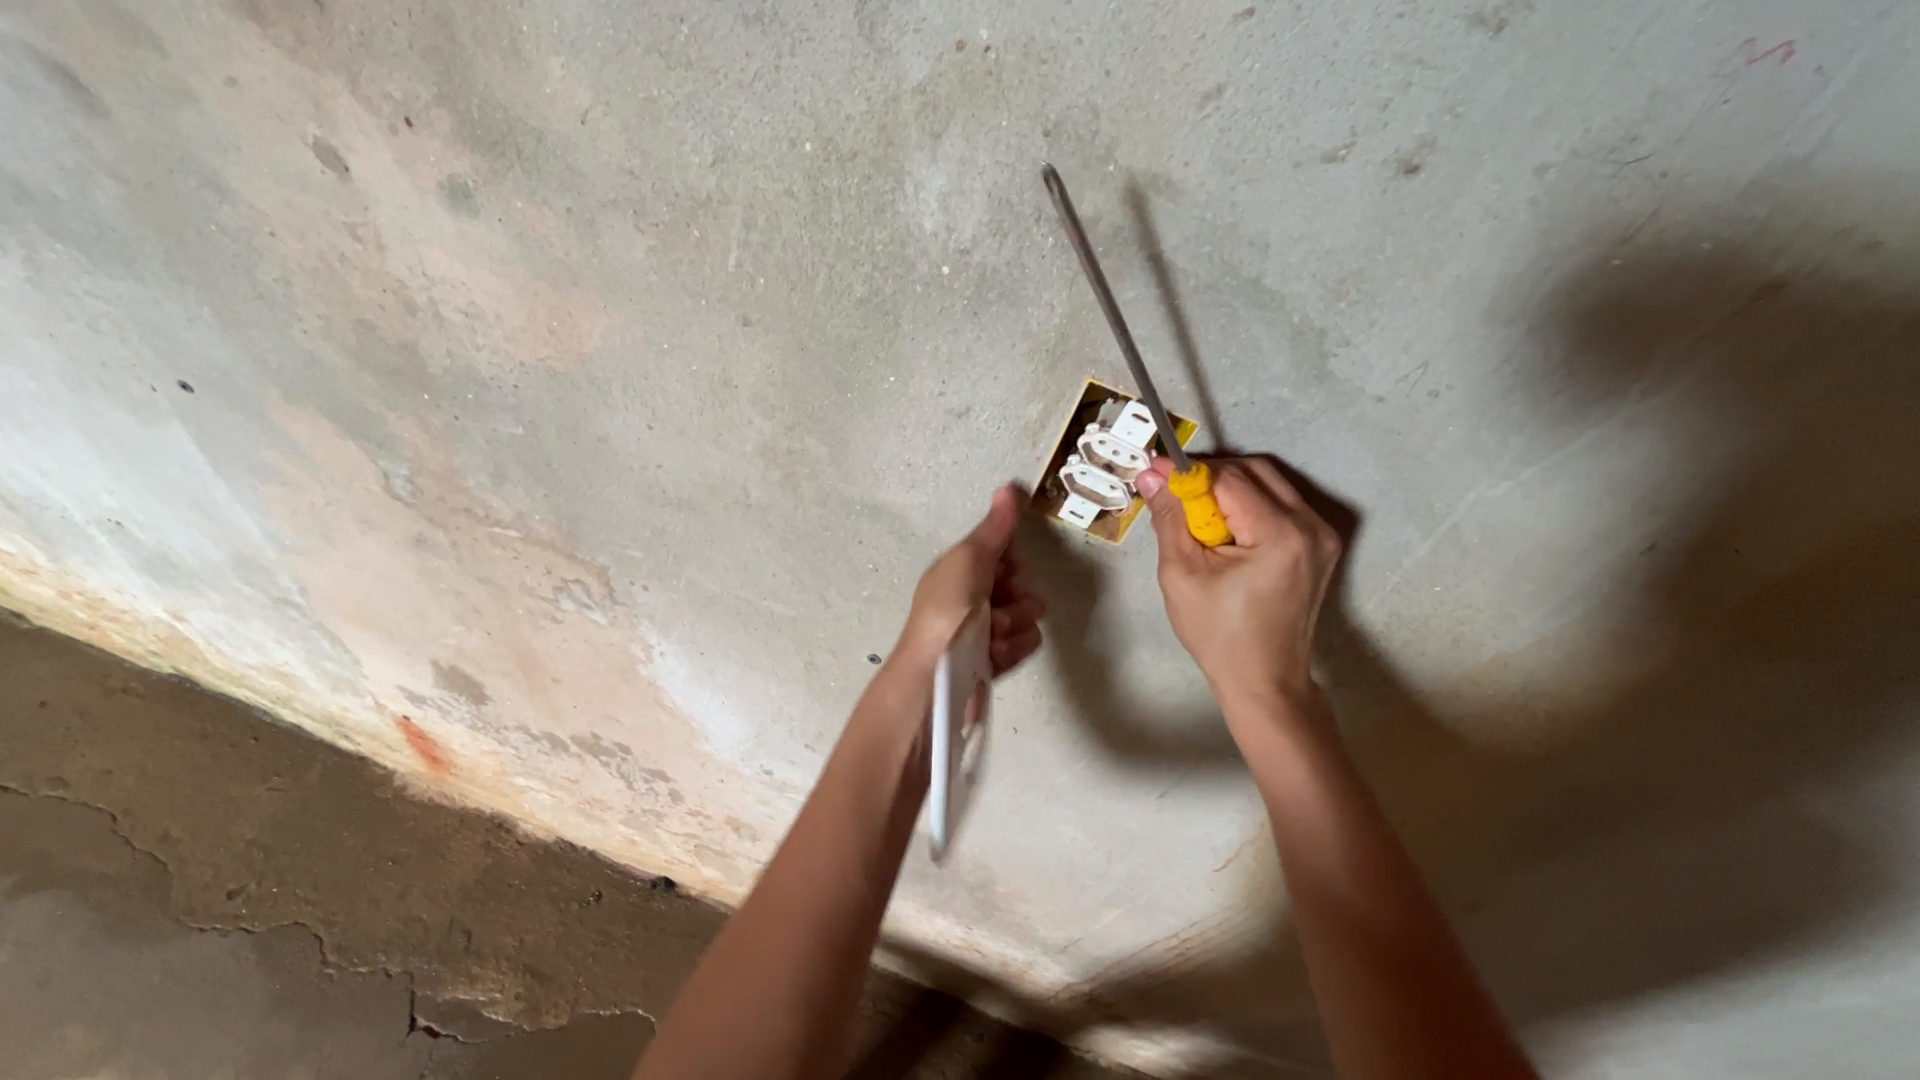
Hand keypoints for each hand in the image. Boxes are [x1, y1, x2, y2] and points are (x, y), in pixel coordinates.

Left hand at [896, 485, 1045, 676]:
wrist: (935, 674)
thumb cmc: (946, 611)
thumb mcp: (969, 559)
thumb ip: (995, 528)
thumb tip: (1010, 486)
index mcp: (961, 571)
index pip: (1004, 552)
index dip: (1012, 558)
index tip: (1009, 564)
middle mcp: (973, 598)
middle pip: (1022, 585)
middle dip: (1017, 595)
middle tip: (996, 604)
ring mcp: (987, 630)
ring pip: (1029, 616)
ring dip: (1014, 624)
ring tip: (991, 634)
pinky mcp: (998, 659)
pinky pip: (1027, 644)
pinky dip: (1013, 649)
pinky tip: (993, 655)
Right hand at [1137, 456, 1341, 706]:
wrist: (1264, 680)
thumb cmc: (1218, 634)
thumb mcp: (1182, 573)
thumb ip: (1170, 518)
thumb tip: (1152, 476)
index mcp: (1280, 535)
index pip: (1230, 479)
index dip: (1188, 471)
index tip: (1154, 470)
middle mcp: (1311, 526)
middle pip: (1255, 471)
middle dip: (1210, 474)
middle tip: (1172, 490)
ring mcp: (1322, 535)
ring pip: (1269, 483)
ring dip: (1229, 487)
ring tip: (1193, 510)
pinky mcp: (1320, 545)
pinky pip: (1280, 504)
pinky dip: (1248, 504)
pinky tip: (1221, 526)